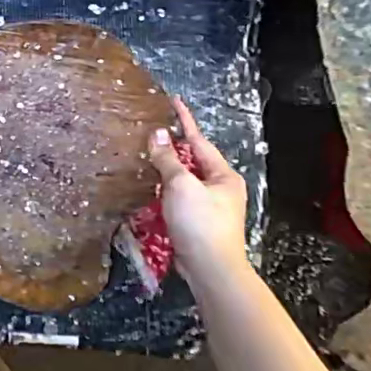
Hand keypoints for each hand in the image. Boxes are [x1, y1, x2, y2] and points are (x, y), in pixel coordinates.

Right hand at [148, 96, 248, 280]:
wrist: (211, 269)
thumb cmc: (200, 223)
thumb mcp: (181, 186)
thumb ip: (168, 160)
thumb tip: (158, 134)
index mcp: (223, 175)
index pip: (199, 141)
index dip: (185, 121)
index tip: (174, 101)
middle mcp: (220, 187)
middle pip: (192, 159)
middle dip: (173, 146)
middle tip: (152, 130)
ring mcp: (210, 206)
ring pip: (184, 179)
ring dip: (166, 168)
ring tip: (147, 154)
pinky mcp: (197, 221)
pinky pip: (178, 196)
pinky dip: (164, 188)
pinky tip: (150, 186)